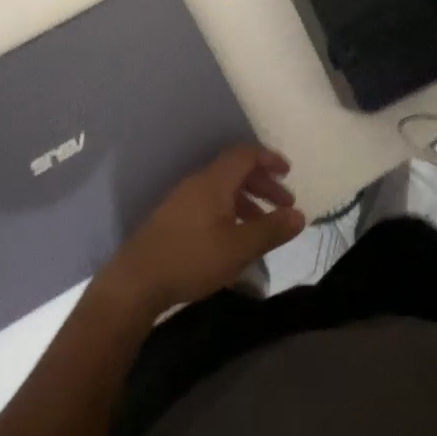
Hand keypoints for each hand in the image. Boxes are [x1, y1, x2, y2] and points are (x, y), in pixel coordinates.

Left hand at [99, 143, 305, 313]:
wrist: (137, 281)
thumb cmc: (192, 259)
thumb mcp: (239, 247)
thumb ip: (271, 230)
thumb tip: (299, 215)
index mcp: (213, 182)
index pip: (244, 154)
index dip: (268, 158)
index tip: (288, 173)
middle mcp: (198, 183)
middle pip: (235, 171)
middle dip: (263, 184)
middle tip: (285, 205)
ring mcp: (182, 201)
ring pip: (223, 190)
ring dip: (248, 202)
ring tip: (265, 226)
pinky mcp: (174, 219)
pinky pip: (210, 204)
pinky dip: (231, 212)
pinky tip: (236, 239)